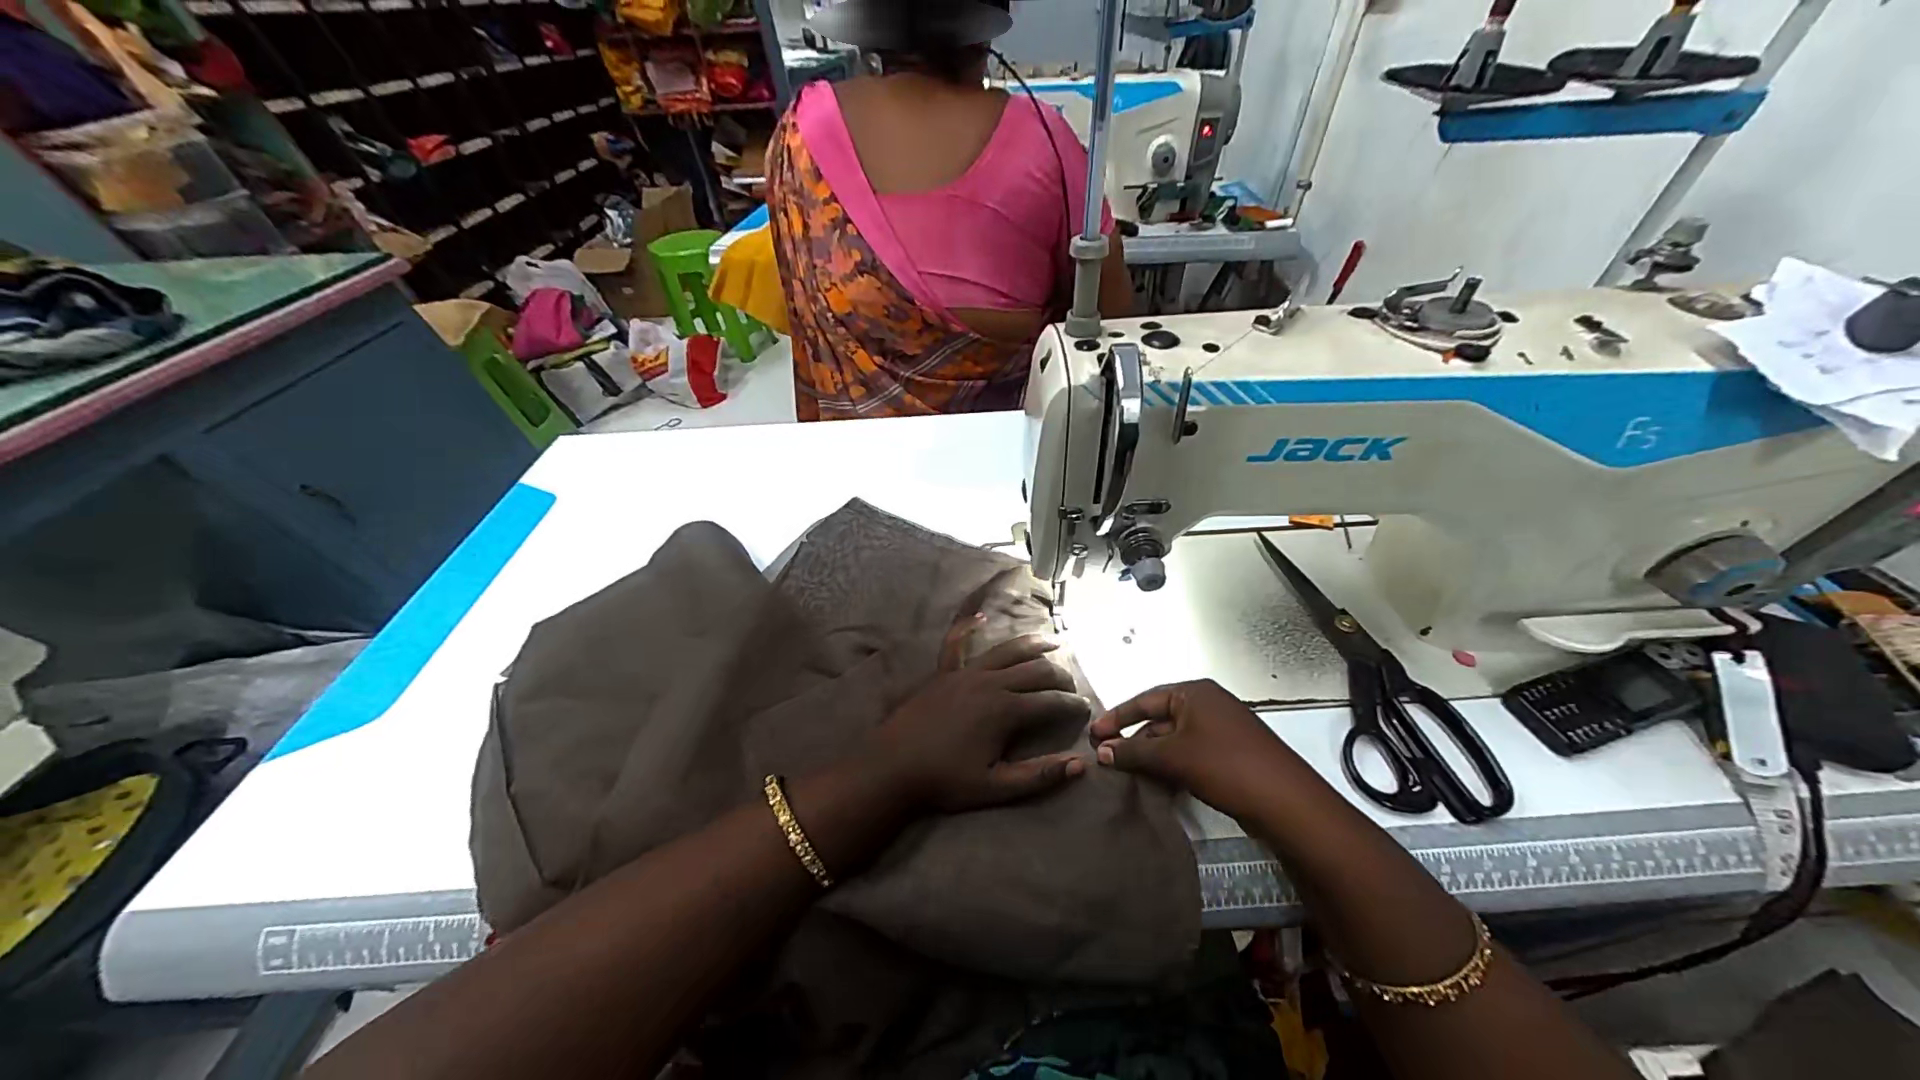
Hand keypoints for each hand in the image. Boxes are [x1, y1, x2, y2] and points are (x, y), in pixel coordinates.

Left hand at [863, 617, 1090, 813]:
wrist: (892, 766)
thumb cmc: (945, 781)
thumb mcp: (995, 787)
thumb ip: (1039, 775)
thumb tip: (1079, 764)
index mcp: (1005, 710)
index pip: (1051, 701)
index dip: (1072, 704)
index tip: (1085, 709)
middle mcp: (989, 682)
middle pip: (1035, 669)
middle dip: (1059, 675)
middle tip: (1071, 685)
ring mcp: (965, 673)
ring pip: (1006, 651)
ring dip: (1032, 645)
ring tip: (1053, 643)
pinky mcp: (943, 673)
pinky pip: (957, 643)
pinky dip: (969, 627)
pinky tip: (981, 616)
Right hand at [1089, 680, 1299, 820]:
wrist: (1285, 802)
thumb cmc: (1225, 766)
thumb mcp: (1173, 757)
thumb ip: (1134, 751)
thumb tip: (1103, 752)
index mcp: (1194, 693)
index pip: (1144, 699)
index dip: (1117, 717)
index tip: (1094, 734)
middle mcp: (1207, 704)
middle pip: (1159, 718)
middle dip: (1133, 739)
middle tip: (1107, 757)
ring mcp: (1221, 729)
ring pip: (1174, 738)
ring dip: (1150, 755)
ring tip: (1126, 772)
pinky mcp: (1229, 754)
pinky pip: (1189, 753)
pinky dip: (1171, 764)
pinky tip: (1156, 781)